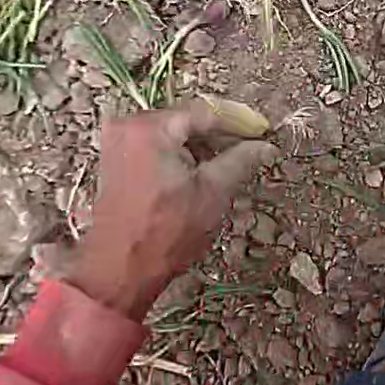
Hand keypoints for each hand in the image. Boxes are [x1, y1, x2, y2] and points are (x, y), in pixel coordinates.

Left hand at [67, 101, 277, 320]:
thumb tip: (266, 145)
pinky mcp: (117, 161)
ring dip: (205, 146)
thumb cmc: (168, 229)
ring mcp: (118, 143)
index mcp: (151, 128)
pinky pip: (160, 146)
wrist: (120, 271)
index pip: (206, 113)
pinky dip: (185, 155)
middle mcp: (128, 126)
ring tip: (234, 162)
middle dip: (223, 134)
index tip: (265, 132)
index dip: (240, 122)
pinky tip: (207, 170)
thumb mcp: (214, 190)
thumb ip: (241, 159)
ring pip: (175, 134)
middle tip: (253, 147)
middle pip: (188, 121)